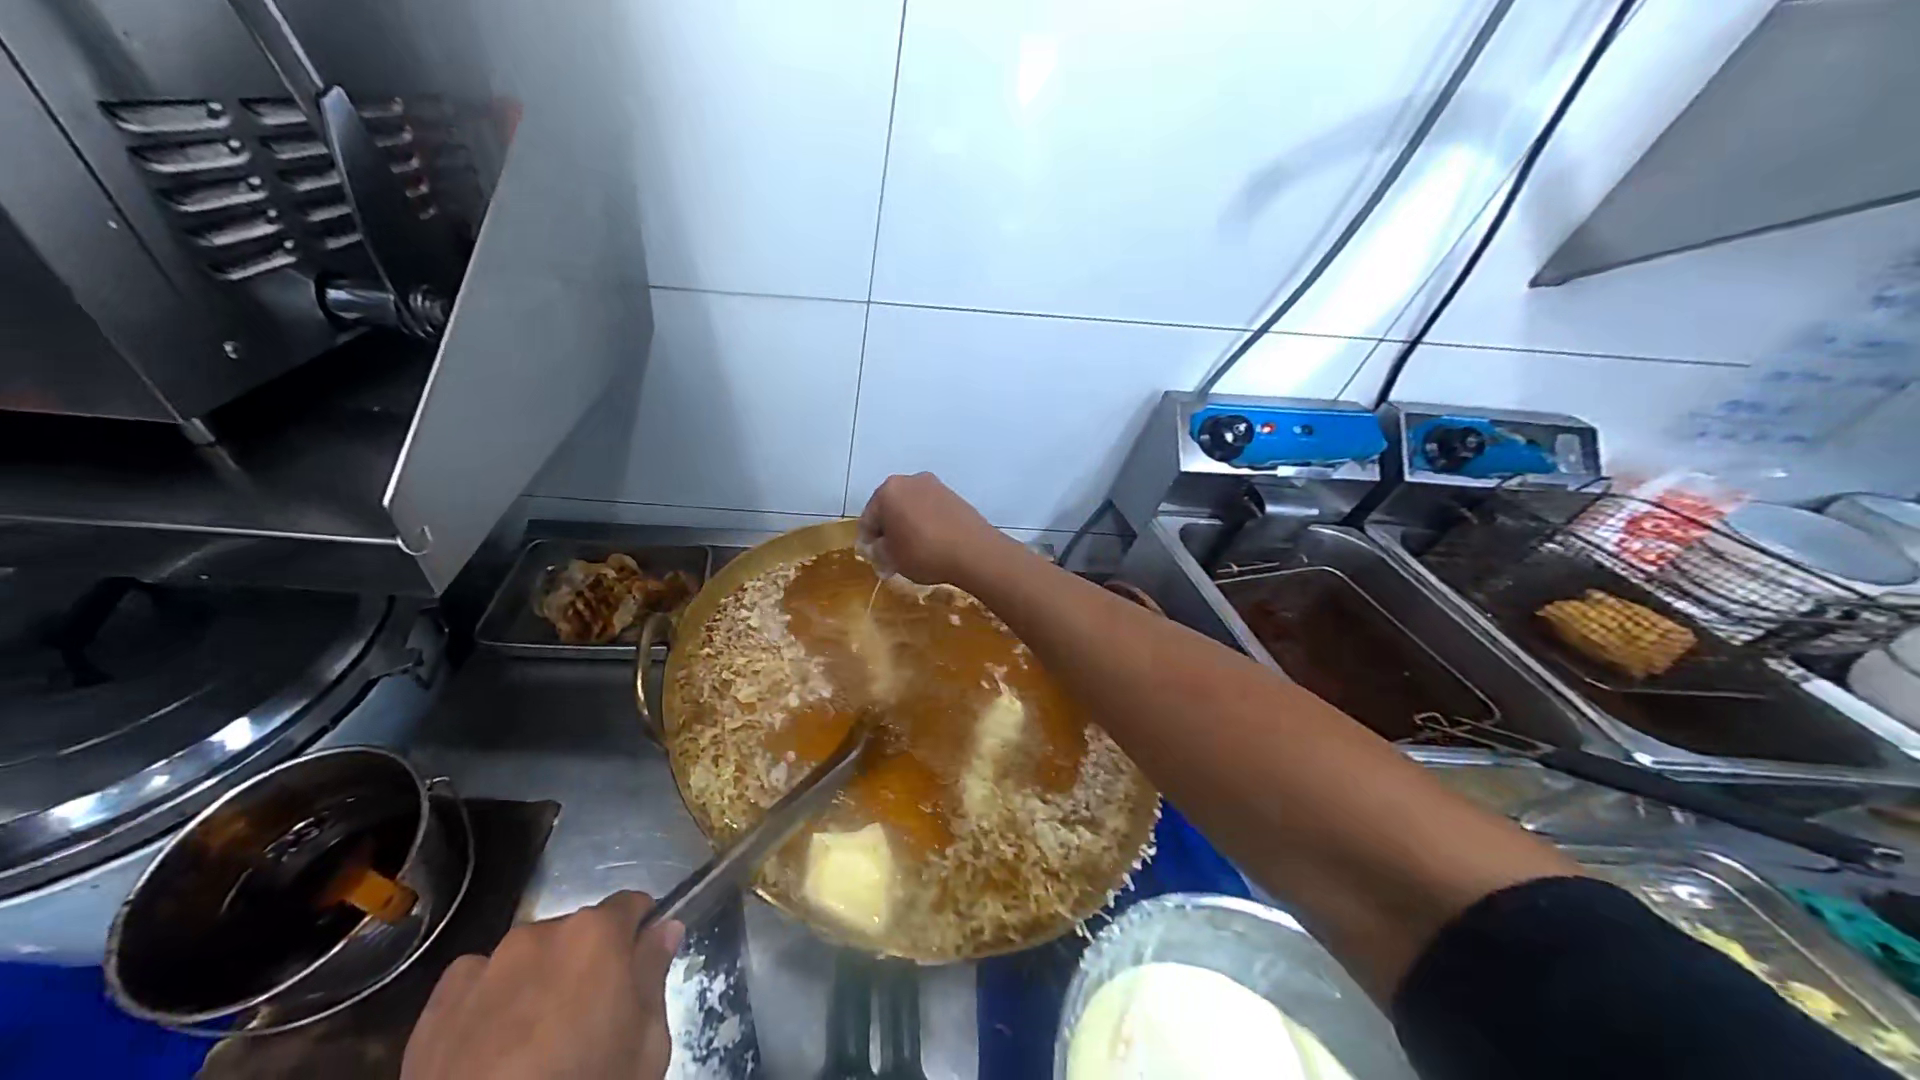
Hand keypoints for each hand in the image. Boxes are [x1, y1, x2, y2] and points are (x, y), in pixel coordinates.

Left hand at [401, 891, 683, 1079]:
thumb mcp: (647, 1043)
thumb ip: (655, 974)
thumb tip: (664, 929)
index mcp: (596, 934)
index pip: (633, 905)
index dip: (641, 934)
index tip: (640, 969)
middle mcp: (539, 934)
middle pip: (578, 933)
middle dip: (588, 962)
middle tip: (590, 1018)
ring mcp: (484, 966)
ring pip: (529, 957)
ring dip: (540, 980)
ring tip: (536, 1039)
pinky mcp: (438, 1005)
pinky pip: (478, 984)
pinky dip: (490, 1003)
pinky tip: (491, 1046)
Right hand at [856, 473, 1021, 588]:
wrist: (974, 551)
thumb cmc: (924, 552)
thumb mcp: (892, 559)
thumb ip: (878, 551)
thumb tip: (880, 549)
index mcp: (888, 491)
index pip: (868, 518)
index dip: (868, 541)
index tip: (874, 558)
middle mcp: (910, 481)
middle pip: (890, 508)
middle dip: (889, 531)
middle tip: (892, 555)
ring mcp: (935, 486)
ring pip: (912, 508)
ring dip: (908, 526)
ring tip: (913, 551)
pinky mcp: (954, 496)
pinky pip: (931, 510)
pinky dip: (927, 524)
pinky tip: (932, 543)